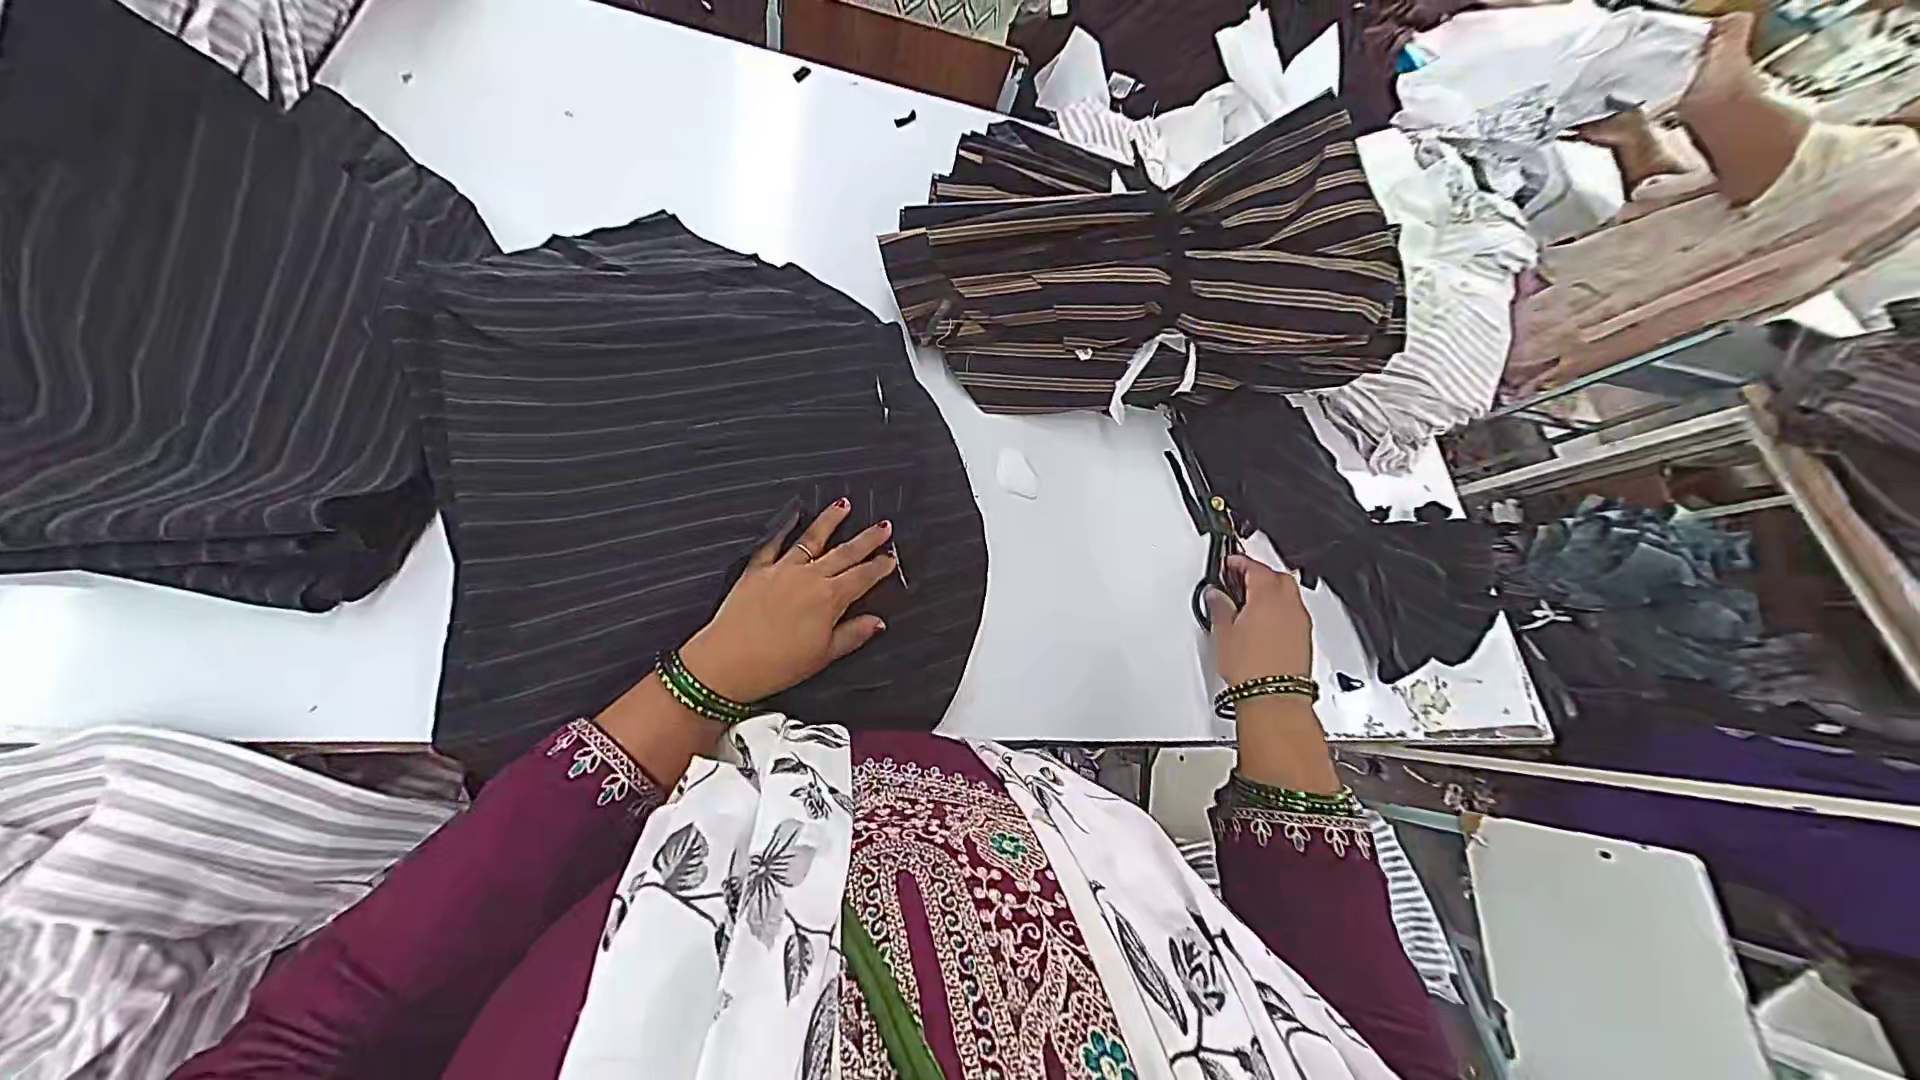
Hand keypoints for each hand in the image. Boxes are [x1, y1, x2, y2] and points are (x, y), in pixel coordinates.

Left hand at [678, 500, 896, 702]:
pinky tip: (792, 516)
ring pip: (813, 538)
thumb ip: (853, 634)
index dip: (880, 566)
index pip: (863, 577)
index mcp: (829, 599)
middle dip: (867, 539)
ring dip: (831, 520)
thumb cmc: (776, 664)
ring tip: (844, 505)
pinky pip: (773, 543)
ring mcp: (782, 570)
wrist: (728, 663)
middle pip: (845, 553)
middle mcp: (809, 577)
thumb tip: (877, 622)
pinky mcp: (757, 570)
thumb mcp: (824, 655)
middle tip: (883, 526)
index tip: (890, 558)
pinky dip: (783, 527)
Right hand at [1206, 554, 1312, 686]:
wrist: (1273, 696)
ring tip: (1250, 599)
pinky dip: (1280, 608)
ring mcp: (1300, 621)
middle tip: (1240, 577)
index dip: (1240, 562)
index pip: (1255, 568)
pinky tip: (1264, 620)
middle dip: (1259, 573)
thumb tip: (1216, 596)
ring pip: (1288, 593)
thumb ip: (1219, 607)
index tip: (1230, 563)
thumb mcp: (1223, 632)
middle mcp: (1289, 605)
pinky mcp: (1304, 637)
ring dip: (1271, 590)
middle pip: (1277, 576)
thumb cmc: (1251, 667)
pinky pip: (1293, 611)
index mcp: (1267, 597)